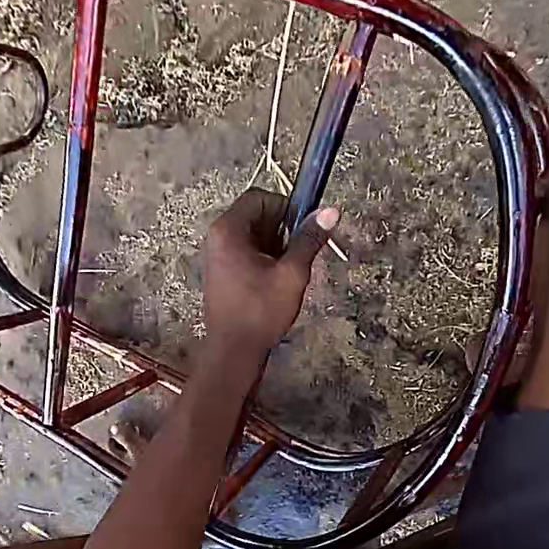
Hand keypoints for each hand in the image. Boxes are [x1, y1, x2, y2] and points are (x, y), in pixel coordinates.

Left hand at [200, 189, 338, 356]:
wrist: (234, 351)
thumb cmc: (260, 311)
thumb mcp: (292, 273)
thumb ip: (309, 240)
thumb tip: (331, 211)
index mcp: (228, 230)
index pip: (259, 197)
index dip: (286, 207)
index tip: (302, 229)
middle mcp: (218, 237)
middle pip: (256, 214)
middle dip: (282, 229)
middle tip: (297, 255)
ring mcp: (217, 254)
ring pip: (254, 234)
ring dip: (276, 245)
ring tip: (288, 271)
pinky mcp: (222, 271)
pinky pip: (247, 251)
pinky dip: (266, 258)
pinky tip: (276, 281)